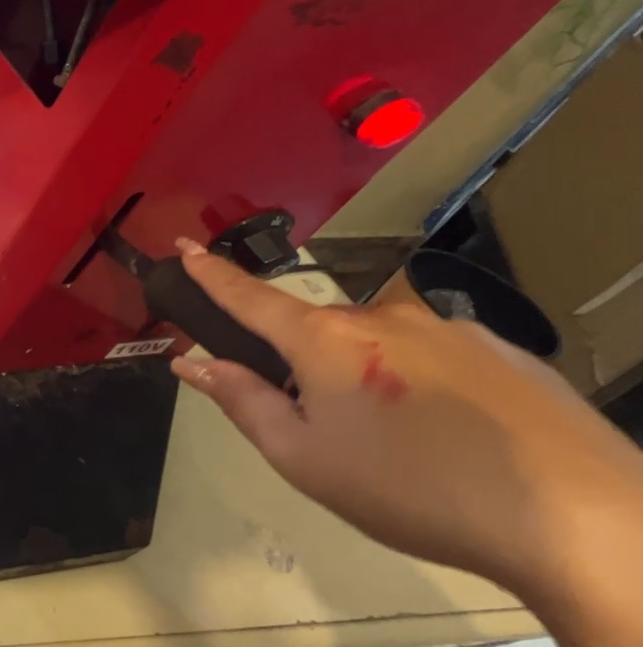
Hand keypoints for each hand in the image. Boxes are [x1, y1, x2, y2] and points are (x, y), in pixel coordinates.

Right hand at [171, 240, 642, 641]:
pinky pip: (445, 358)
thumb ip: (242, 402)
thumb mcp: (304, 460)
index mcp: (321, 339)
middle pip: (321, 330)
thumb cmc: (415, 491)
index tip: (183, 245)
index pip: (247, 295)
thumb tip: (191, 361)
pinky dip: (434, 384)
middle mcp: (380, 316)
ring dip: (377, 375)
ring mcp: (451, 330)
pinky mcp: (510, 354)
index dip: (210, 272)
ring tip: (412, 444)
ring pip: (386, 345)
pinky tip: (464, 436)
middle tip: (333, 425)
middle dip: (311, 362)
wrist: (586, 525)